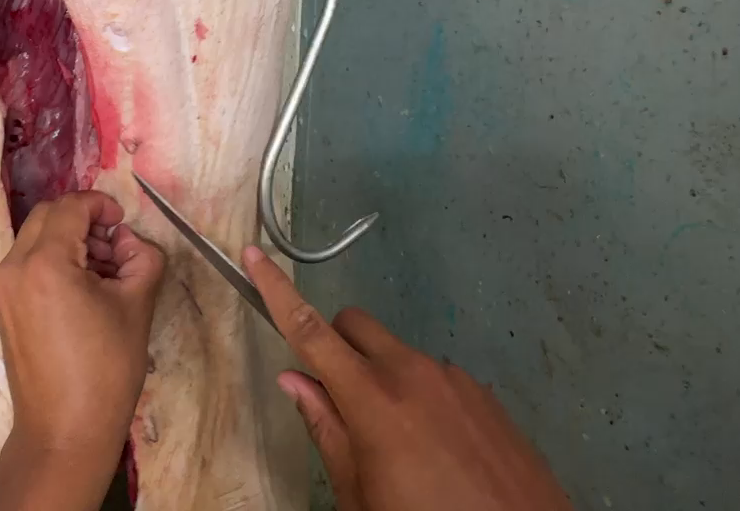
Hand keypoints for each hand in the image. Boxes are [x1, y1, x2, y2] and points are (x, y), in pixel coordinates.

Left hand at [0, 192, 165, 510]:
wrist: (64, 434)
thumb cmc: (105, 371)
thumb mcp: (137, 306)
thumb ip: (141, 257)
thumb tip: (127, 241)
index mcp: (45, 261)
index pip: (72, 206)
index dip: (102, 205)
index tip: (124, 223)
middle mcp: (14, 266)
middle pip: (49, 214)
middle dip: (84, 219)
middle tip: (114, 246)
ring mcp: (3, 287)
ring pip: (36, 236)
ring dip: (69, 238)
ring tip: (104, 273)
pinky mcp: (3, 306)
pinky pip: (28, 262)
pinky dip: (54, 259)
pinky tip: (83, 290)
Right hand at [243, 246, 570, 510]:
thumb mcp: (361, 499)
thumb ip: (326, 431)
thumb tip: (294, 379)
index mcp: (372, 399)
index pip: (309, 329)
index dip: (276, 289)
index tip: (253, 253)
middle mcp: (412, 372)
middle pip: (354, 324)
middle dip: (337, 346)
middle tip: (340, 398)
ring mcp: (454, 379)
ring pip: (396, 352)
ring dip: (382, 376)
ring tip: (404, 442)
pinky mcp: (486, 396)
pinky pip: (436, 375)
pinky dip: (422, 395)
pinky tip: (442, 450)